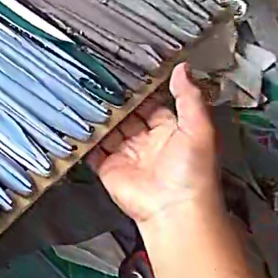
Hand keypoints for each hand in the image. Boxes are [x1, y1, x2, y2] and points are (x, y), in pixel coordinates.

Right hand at [90, 62, 220, 230]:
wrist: (174, 208)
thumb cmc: (193, 173)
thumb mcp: (199, 127)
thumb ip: (188, 97)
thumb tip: (182, 69)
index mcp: (171, 131)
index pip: (153, 105)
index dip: (142, 91)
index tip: (129, 72)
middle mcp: (147, 142)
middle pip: (128, 116)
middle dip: (117, 102)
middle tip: (101, 80)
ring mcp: (126, 155)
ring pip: (109, 130)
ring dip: (100, 117)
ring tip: (86, 96)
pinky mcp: (109, 167)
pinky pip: (93, 151)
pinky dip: (85, 140)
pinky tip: (77, 123)